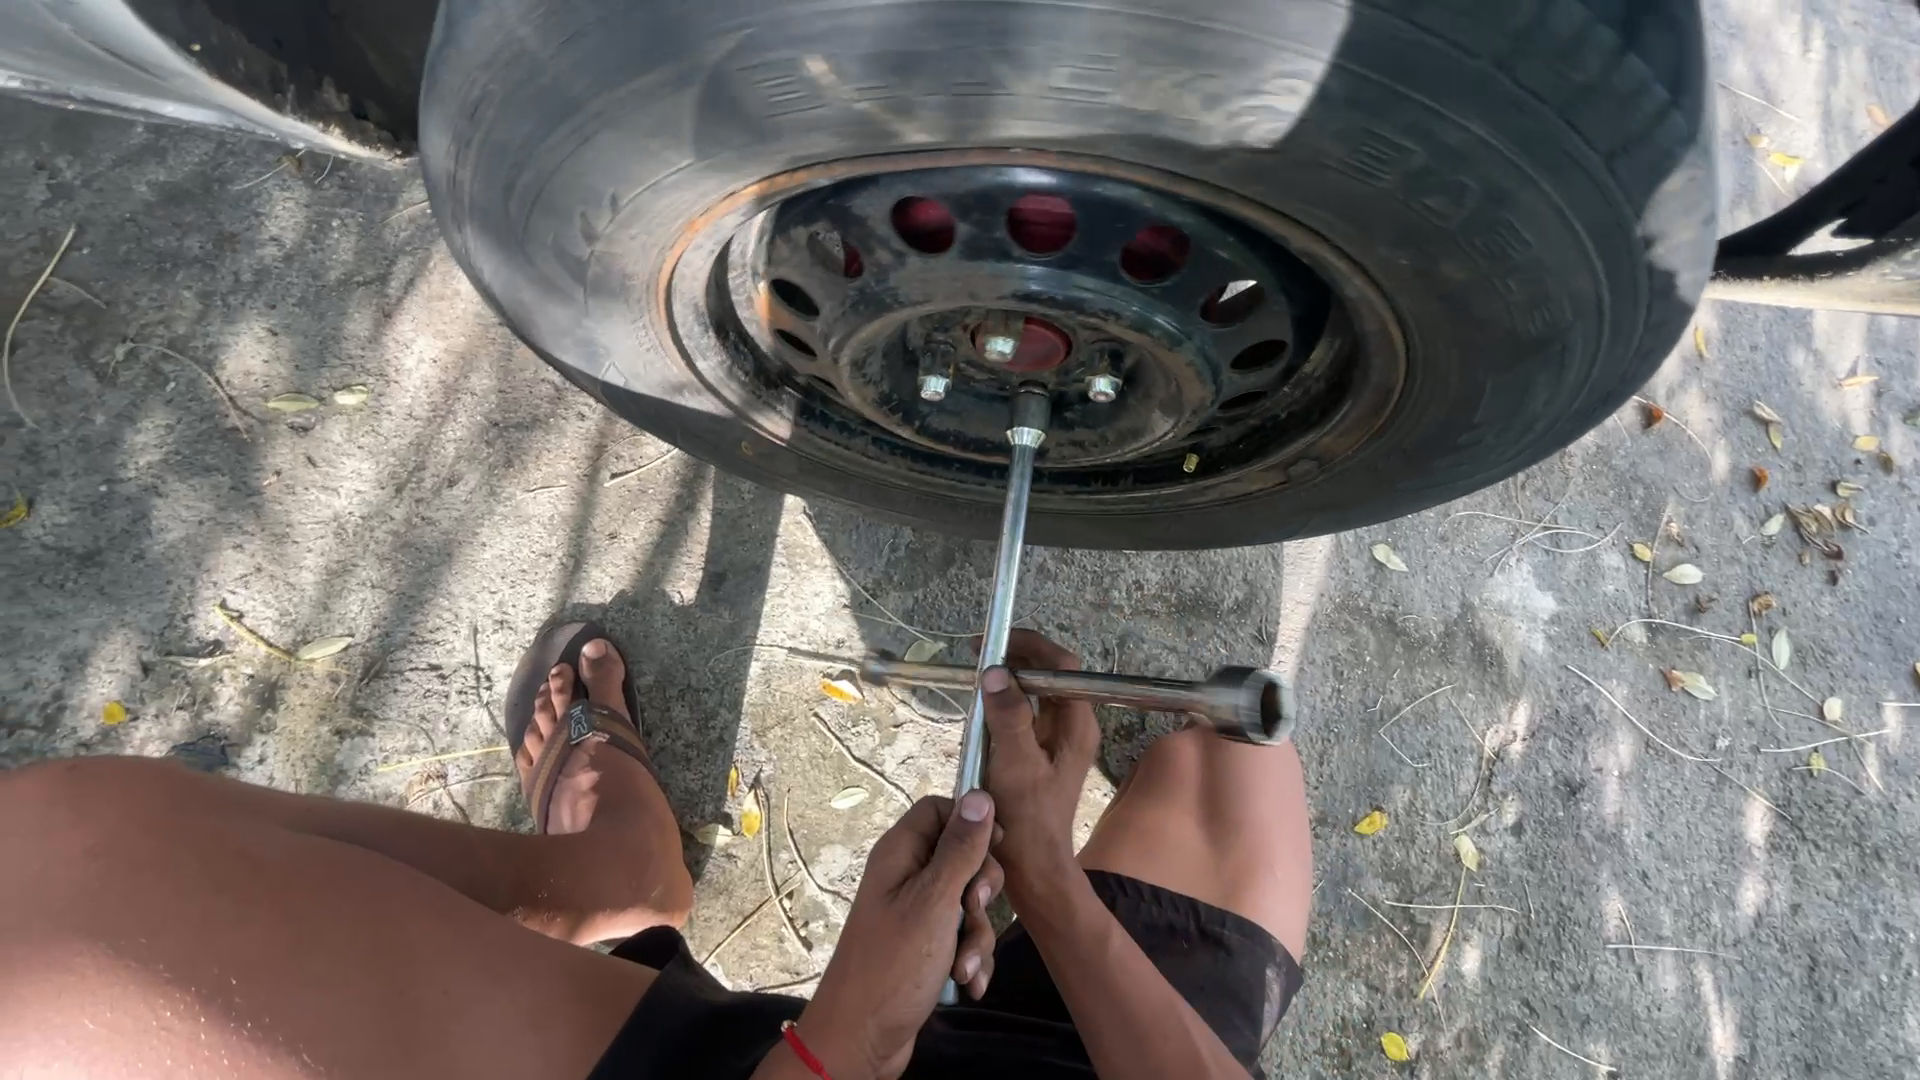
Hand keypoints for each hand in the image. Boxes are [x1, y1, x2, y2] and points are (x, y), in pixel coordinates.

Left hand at [792, 791, 1003, 1079]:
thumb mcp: (934, 901)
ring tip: (963, 967)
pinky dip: (970, 958)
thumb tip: (980, 794)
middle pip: (963, 857)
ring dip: (976, 935)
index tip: (998, 847)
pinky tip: (967, 984)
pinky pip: (963, 936)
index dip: (972, 822)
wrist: (861, 1042)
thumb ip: (960, 848)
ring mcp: (917, 912)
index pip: (941, 809)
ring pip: (968, 902)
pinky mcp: (927, 945)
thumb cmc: (893, 964)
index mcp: (901, 853)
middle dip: (980, 891)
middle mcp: (908, 875)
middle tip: (972, 911)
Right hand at [981, 629, 1100, 906]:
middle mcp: (1073, 726)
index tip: (995, 641)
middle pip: (1050, 675)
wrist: (1032, 865)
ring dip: (1010, 678)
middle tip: (980, 654)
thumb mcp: (1014, 763)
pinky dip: (1006, 701)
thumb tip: (995, 671)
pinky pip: (1027, 713)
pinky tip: (983, 706)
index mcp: (1077, 725)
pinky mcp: (1042, 751)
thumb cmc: (1026, 816)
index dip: (1031, 646)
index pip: (1062, 666)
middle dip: (1017, 658)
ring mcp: (1059, 739)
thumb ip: (1008, 716)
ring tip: (978, 672)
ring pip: (1037, 692)